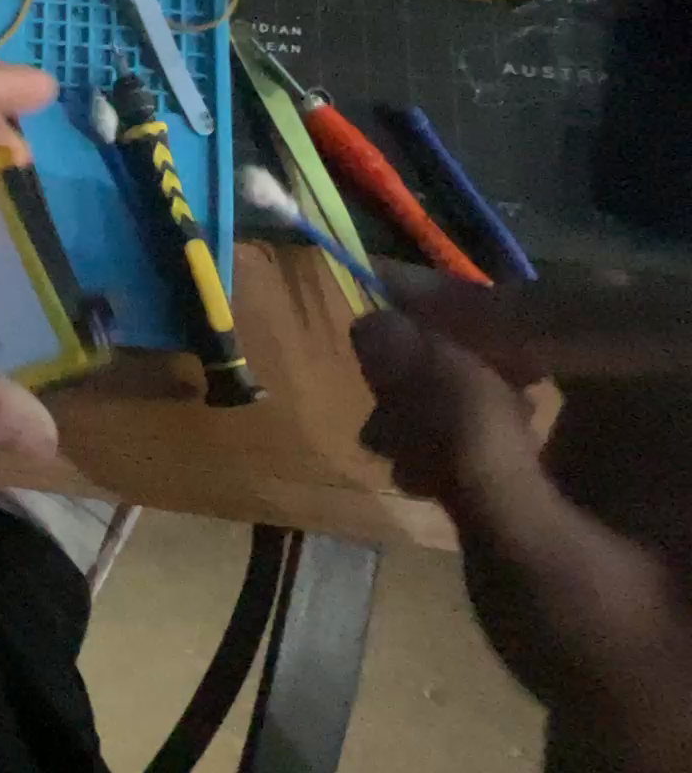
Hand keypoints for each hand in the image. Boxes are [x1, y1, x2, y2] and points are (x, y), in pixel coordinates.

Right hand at [351, 268, 691, 767]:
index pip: (644, 318)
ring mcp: (683, 408)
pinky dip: (473, 397)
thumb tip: (374, 323)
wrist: (679, 743)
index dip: (514, 307)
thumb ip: (460, 438)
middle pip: (597, 311)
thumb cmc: (631, 677)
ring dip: (462, 372)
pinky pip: (553, 367)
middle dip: (474, 340)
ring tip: (393, 441)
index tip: (387, 308)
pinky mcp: (649, 421)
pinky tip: (429, 452)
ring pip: (565, 333)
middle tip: (379, 372)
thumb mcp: (535, 564)